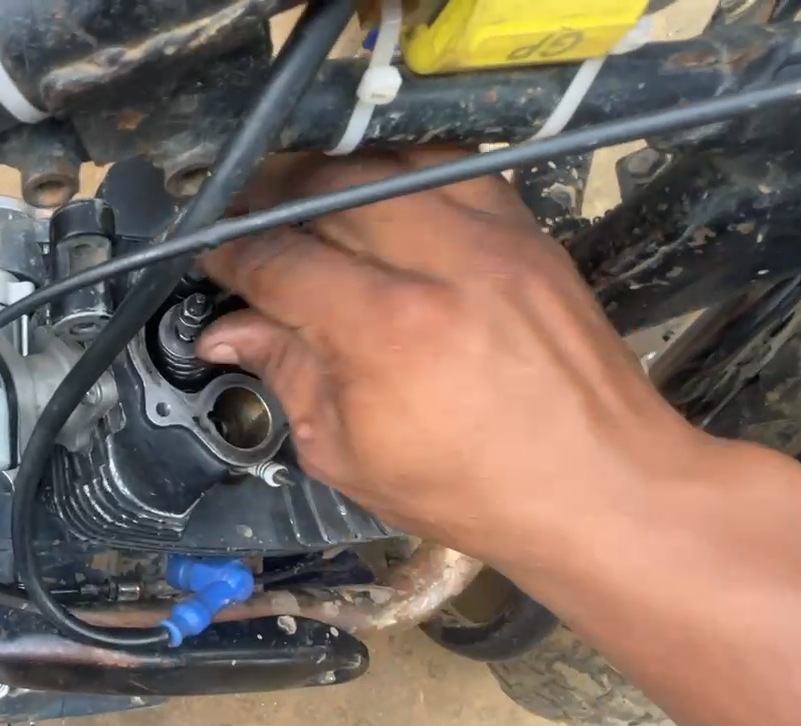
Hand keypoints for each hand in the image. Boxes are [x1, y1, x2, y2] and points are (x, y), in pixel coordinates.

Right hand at [195, 150, 718, 568]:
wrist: (592, 483)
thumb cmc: (456, 487)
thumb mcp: (338, 448)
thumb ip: (284, 373)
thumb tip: (225, 336)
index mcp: (383, 331)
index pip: (284, 263)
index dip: (233, 255)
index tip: (208, 256)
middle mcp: (442, 264)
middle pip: (334, 189)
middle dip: (272, 195)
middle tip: (239, 215)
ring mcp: (497, 239)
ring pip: (394, 163)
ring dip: (333, 174)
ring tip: (296, 198)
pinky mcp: (530, 235)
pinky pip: (454, 170)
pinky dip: (399, 173)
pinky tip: (372, 198)